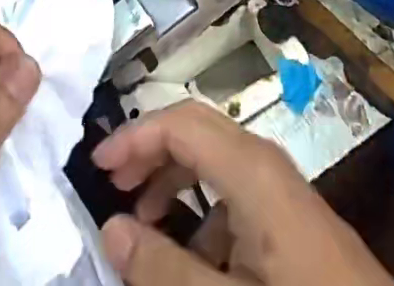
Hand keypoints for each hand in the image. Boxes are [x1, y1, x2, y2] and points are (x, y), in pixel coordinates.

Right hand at [94, 101, 393, 285]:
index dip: (134, 137)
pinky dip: (203, 211)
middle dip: (150, 149)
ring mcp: (287, 194)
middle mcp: (268, 167)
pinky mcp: (297, 224)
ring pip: (216, 161)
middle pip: (197, 131)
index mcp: (252, 172)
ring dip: (173, 178)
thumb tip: (110, 227)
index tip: (96, 168)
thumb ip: (164, 269)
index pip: (180, 123)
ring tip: (144, 219)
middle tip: (113, 183)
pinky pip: (236, 194)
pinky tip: (196, 259)